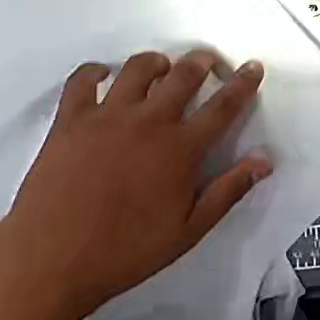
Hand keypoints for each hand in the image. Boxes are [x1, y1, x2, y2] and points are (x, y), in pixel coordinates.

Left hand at [0, 50, 269, 319]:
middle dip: (202, 62)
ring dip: (157, 62)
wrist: (54, 258)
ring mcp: (107, 115)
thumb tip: (264, 160)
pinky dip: (95, 71)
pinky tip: (103, 74)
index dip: (242, 83)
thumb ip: (228, 190)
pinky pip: (83, 79)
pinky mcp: (71, 118)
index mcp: (181, 148)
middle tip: (208, 61)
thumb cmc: (127, 250)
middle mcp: (148, 120)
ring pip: (138, 68)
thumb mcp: (189, 230)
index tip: (252, 67)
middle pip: (184, 75)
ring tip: (162, 67)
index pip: (223, 106)